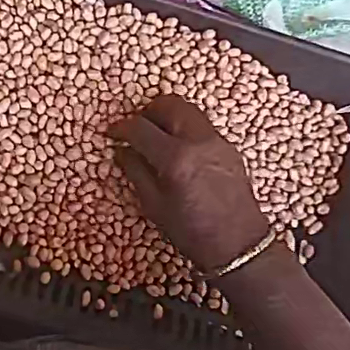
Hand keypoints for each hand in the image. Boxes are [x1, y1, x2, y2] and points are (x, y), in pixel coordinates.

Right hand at [112, 94, 269, 270]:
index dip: (121, 128)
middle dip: (146, 112)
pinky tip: (177, 149)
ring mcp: (217, 141)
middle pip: (168, 104)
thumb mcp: (154, 205)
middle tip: (135, 129)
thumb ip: (136, 172)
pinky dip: (184, 128)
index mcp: (176, 158)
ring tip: (155, 136)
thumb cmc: (192, 232)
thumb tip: (122, 151)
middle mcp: (198, 141)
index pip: (140, 128)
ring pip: (188, 110)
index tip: (112, 133)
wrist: (238, 244)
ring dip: (167, 116)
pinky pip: (202, 125)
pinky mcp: (229, 148)